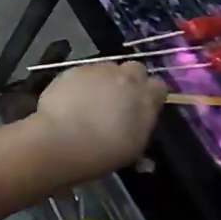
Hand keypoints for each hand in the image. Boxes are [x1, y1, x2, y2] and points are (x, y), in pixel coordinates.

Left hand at [26, 63, 165, 180]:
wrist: (61, 140)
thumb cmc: (103, 151)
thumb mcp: (134, 145)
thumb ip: (141, 123)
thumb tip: (138, 117)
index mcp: (145, 97)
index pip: (158, 86)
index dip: (150, 94)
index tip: (141, 105)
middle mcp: (125, 77)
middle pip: (134, 69)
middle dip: (129, 80)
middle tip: (117, 98)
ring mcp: (98, 70)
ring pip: (107, 68)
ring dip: (104, 80)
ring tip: (91, 99)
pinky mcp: (73, 70)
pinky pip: (83, 73)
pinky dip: (81, 82)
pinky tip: (72, 98)